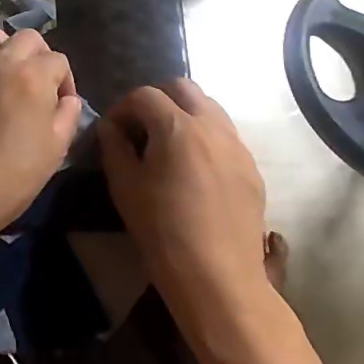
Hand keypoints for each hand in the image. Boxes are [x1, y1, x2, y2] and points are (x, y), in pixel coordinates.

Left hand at [0, 28, 82, 264]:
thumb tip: (66, 98)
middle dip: (40, 55)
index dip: (66, 80)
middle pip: (28, 38)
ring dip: (7, 50)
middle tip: (39, 84)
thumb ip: (68, 114)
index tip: (61, 104)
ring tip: (10, 77)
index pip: (58, 60)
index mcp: (33, 76)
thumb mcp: (56, 147)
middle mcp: (1, 62)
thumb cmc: (13, 173)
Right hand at [98, 79, 272, 342]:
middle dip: (156, 100)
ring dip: (182, 115)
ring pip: (209, 108)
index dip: (122, 107)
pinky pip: (224, 135)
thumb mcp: (123, 183)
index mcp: (177, 127)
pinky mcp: (251, 169)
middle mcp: (213, 127)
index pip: (144, 94)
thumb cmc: (160, 227)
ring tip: (165, 146)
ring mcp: (238, 147)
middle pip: (183, 88)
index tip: (112, 131)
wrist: (216, 274)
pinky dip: (203, 136)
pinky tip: (190, 169)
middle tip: (139, 128)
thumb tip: (112, 127)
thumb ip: (113, 144)